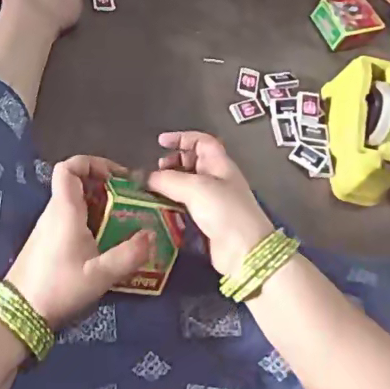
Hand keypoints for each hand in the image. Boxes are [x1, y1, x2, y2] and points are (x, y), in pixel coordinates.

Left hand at [4, 155, 151, 329]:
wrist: (20, 311)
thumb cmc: (59, 287)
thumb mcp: (100, 274)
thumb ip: (129, 254)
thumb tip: (150, 235)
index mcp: (65, 210)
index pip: (69, 167)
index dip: (93, 163)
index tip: (117, 177)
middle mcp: (55, 212)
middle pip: (77, 183)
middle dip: (105, 187)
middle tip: (130, 201)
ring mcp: (49, 227)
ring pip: (76, 203)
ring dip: (100, 206)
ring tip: (124, 223)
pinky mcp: (48, 242)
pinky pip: (72, 220)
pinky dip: (91, 222)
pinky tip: (106, 243)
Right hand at [146, 131, 276, 277]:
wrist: (244, 250)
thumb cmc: (224, 210)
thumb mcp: (195, 187)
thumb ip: (167, 179)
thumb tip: (145, 178)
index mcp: (220, 164)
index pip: (201, 141)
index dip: (182, 137)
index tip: (160, 142)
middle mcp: (217, 179)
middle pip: (193, 161)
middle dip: (173, 162)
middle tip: (157, 170)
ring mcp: (212, 200)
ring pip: (187, 184)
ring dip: (170, 183)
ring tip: (154, 189)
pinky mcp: (206, 220)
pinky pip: (185, 204)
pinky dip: (171, 202)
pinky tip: (159, 208)